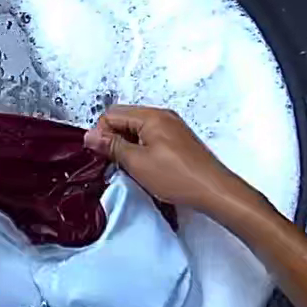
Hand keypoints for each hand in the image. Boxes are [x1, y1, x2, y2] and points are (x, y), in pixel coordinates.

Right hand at [84, 105, 263, 215]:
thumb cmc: (180, 178)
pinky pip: (150, 138)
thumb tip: (90, 136)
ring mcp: (172, 127)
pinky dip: (141, 150)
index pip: (111, 114)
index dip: (101, 134)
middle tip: (114, 162)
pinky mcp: (177, 141)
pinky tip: (145, 168)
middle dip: (113, 139)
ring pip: (136, 130)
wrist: (215, 192)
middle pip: (124, 120)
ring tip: (131, 168)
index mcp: (151, 116)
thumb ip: (111, 146)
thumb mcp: (137, 162)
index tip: (101, 153)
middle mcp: (162, 116)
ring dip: (128, 146)